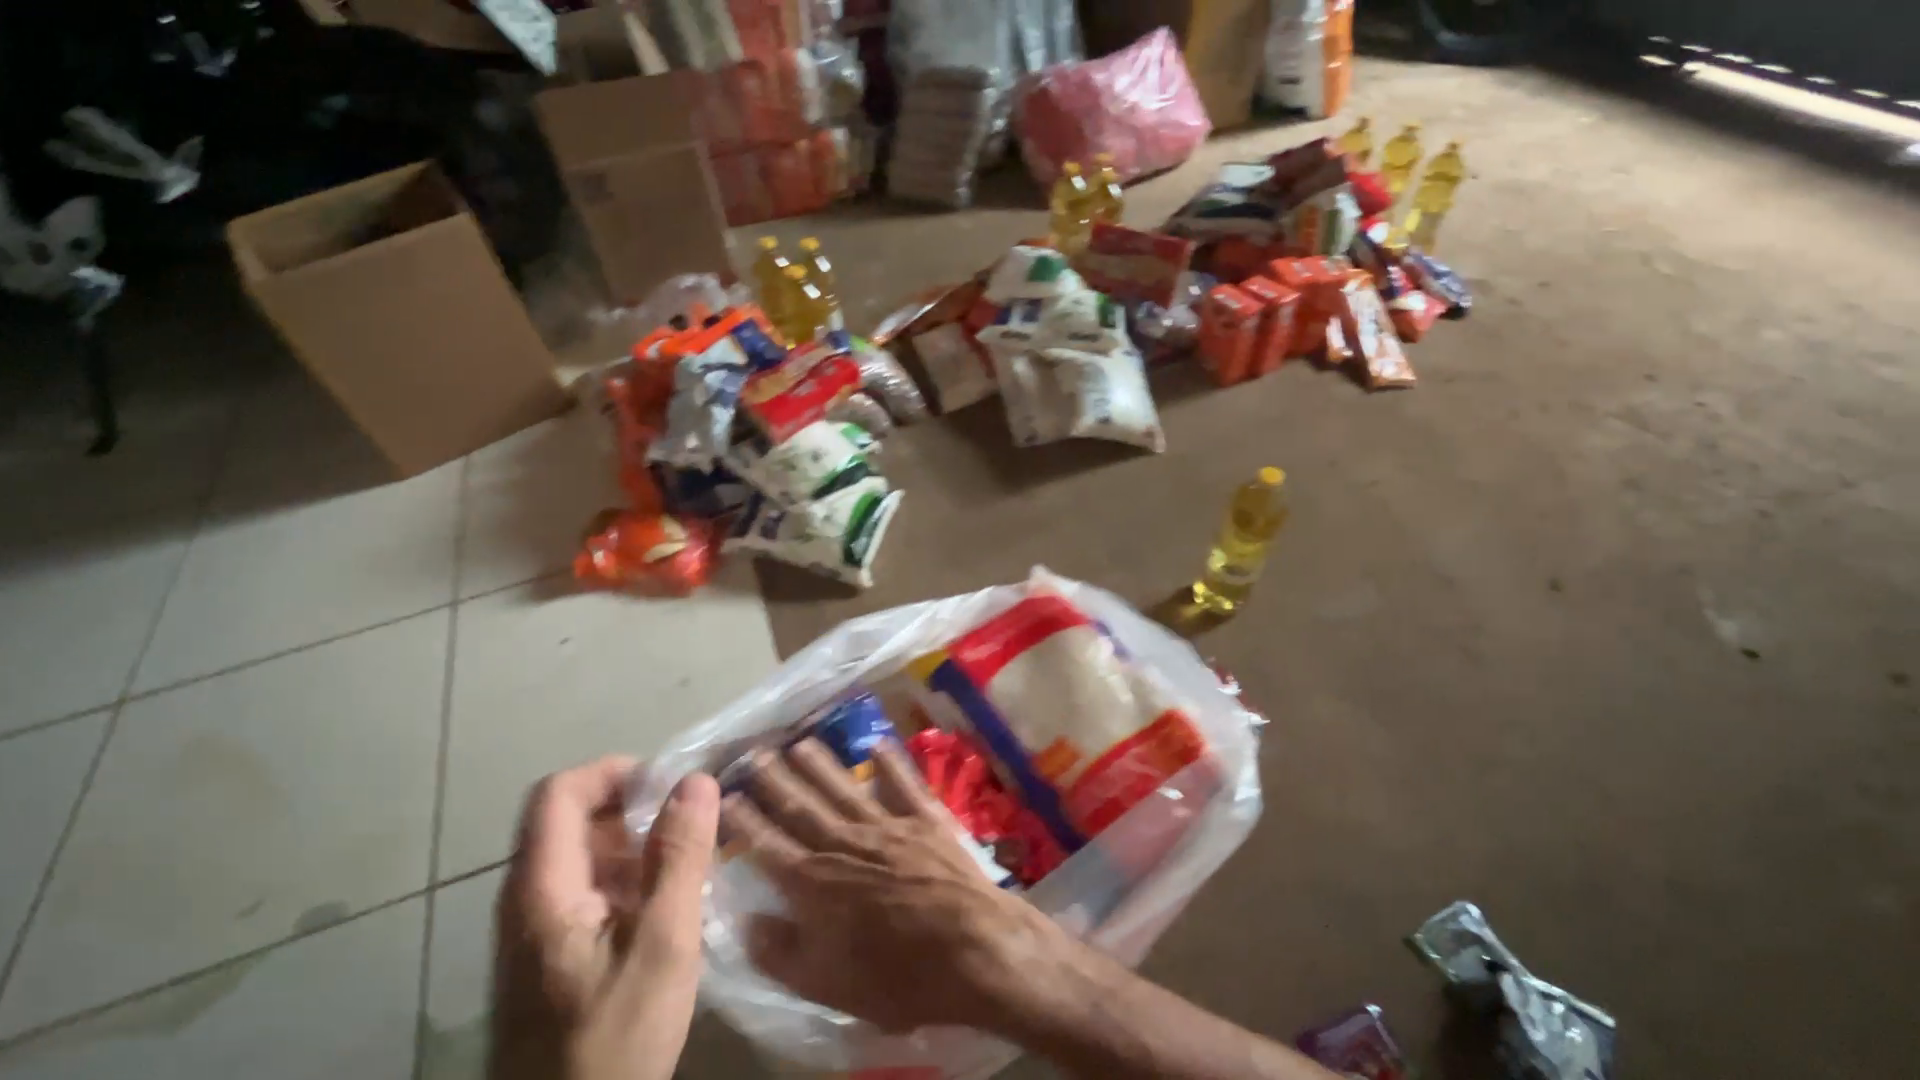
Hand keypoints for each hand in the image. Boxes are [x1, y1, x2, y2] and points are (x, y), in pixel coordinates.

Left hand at [491, 757, 719, 1079]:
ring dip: (633, 849)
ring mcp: (531, 930)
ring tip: (687, 871)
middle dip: (633, 812)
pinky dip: (624, 884)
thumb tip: (696, 781)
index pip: (559, 792)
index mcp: (542, 887)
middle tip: (690, 830)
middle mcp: (526, 898)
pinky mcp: (545, 957)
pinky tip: (664, 914)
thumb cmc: (613, 1038)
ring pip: (579, 857)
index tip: (670, 788)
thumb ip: (679, 858)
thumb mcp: (662, 945)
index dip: (614, 772)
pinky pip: (582, 893)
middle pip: (568, 820)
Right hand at [720, 738, 1074, 1033]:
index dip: (744, 820)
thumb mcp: (826, 984)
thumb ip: (780, 953)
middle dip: (774, 781)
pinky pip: (904, 784)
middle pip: (802, 808)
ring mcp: (888, 827)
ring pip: (845, 788)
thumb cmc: (898, 976)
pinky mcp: (927, 822)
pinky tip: (876, 743)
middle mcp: (845, 844)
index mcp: (814, 884)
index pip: (768, 845)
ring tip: (799, 741)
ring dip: (820, 765)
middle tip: (753, 752)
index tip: (723, 795)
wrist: (974, 949)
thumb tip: (746, 922)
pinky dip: (890, 762)